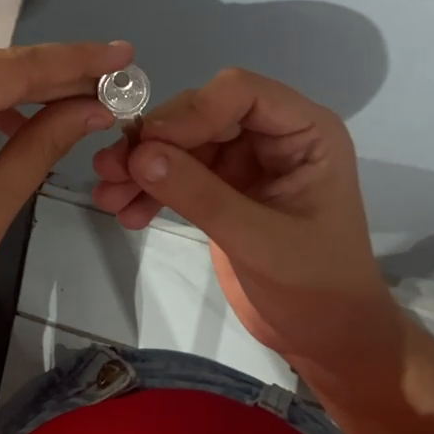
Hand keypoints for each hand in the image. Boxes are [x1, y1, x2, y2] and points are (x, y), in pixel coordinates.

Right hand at [91, 68, 398, 363]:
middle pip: (201, 113)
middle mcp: (273, 134)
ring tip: (106, 194)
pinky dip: (150, 189)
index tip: (148, 143)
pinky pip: (177, 171)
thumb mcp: (259, 242)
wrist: (327, 341)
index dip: (192, 110)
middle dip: (155, 141)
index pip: (239, 92)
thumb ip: (200, 195)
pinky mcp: (222, 184)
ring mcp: (245, 158)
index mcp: (303, 131)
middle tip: (111, 168)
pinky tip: (126, 212)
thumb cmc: (316, 288)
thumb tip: (139, 155)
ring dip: (143, 166)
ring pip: (181, 142)